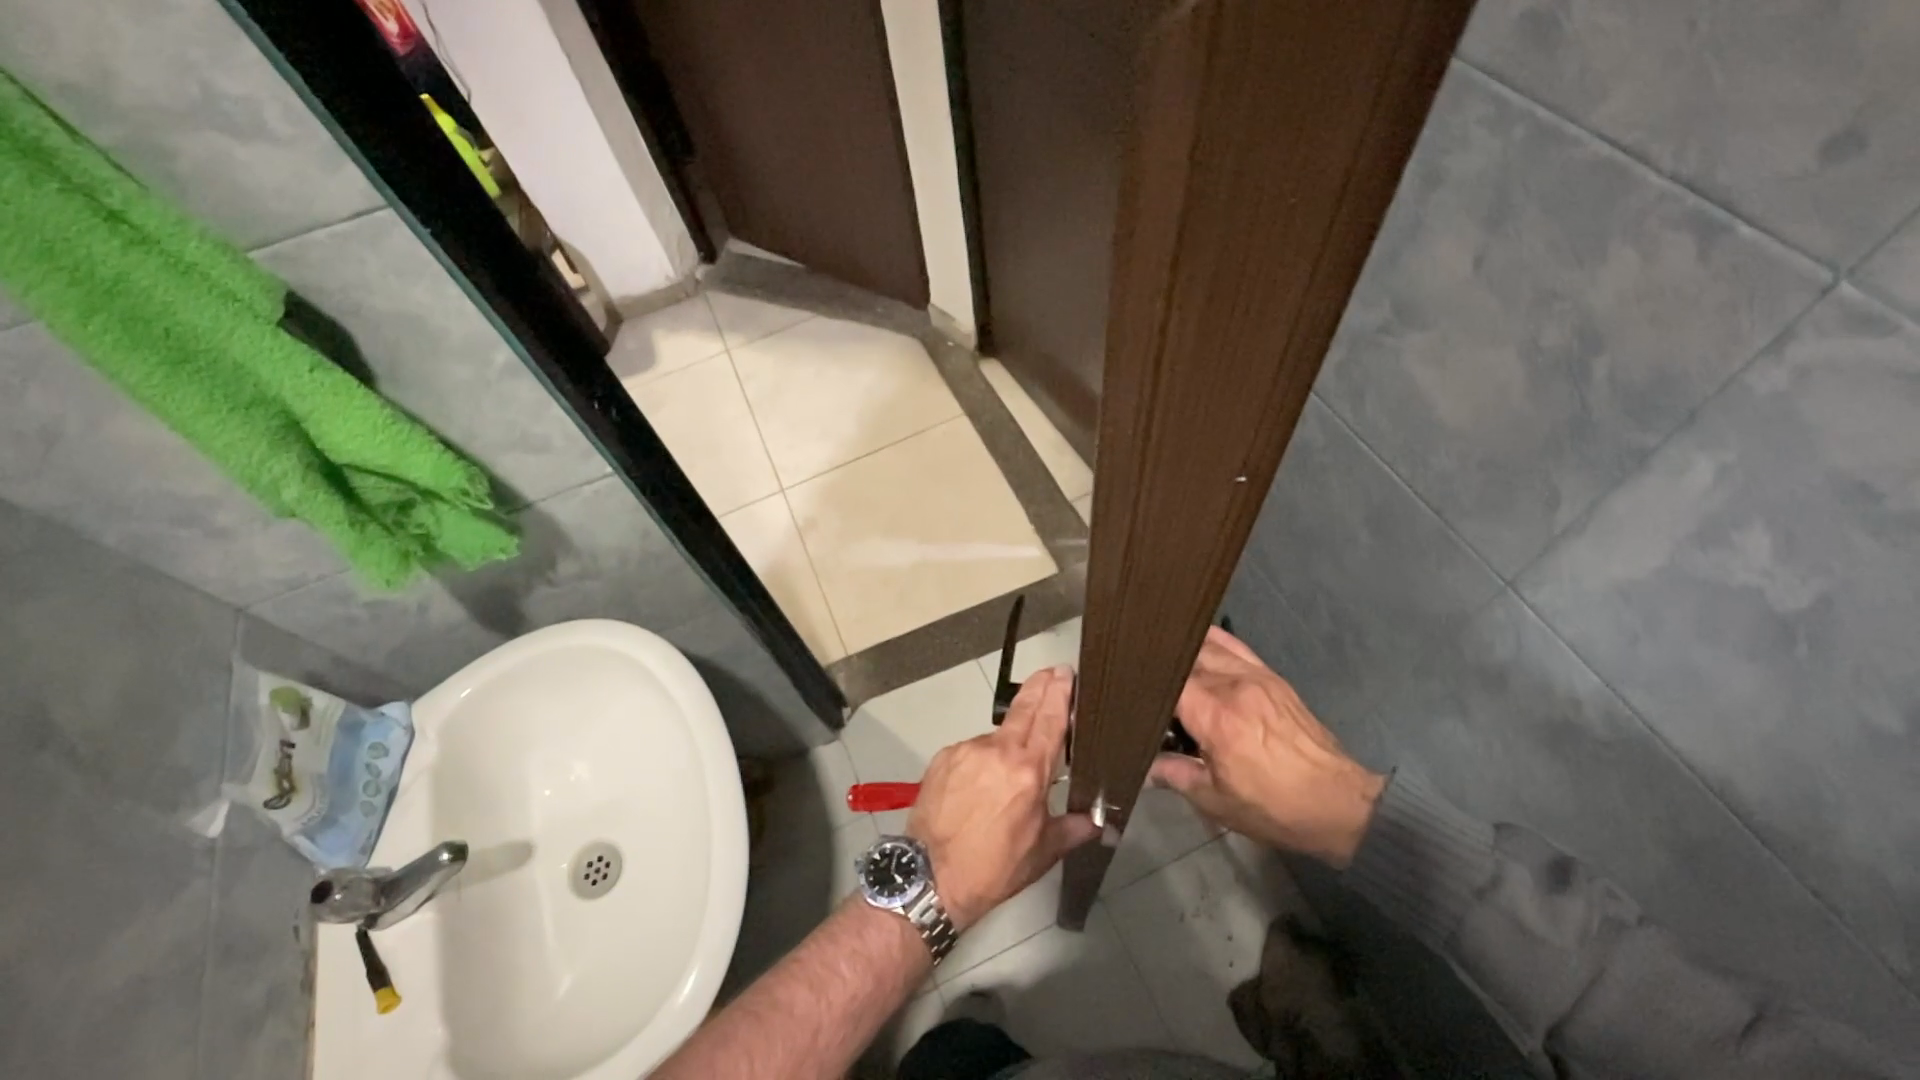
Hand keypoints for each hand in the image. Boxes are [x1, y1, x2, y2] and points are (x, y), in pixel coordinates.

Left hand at [906, 667, 1099, 929]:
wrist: (930, 877)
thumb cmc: (993, 868)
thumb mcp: (1042, 853)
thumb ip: (1072, 828)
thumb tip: (1099, 822)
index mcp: (1028, 771)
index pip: (1050, 719)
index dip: (1060, 693)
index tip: (1066, 673)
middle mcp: (997, 751)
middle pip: (1024, 709)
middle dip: (1040, 688)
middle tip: (1053, 673)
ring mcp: (966, 751)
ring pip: (996, 736)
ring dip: (1008, 742)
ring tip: (1010, 773)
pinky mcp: (943, 758)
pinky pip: (971, 752)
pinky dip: (982, 761)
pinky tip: (980, 787)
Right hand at [1150, 627, 1385, 867]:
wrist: (1339, 804)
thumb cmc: (1273, 807)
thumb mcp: (1216, 801)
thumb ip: (1174, 774)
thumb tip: (1143, 766)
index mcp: (1215, 716)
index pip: (1166, 681)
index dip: (1142, 683)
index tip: (1123, 691)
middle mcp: (1234, 685)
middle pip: (1184, 658)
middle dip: (1159, 668)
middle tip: (1136, 679)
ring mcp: (1256, 676)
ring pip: (1208, 645)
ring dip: (1182, 651)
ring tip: (1159, 659)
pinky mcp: (1273, 677)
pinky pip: (1236, 646)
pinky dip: (1211, 642)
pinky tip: (1194, 645)